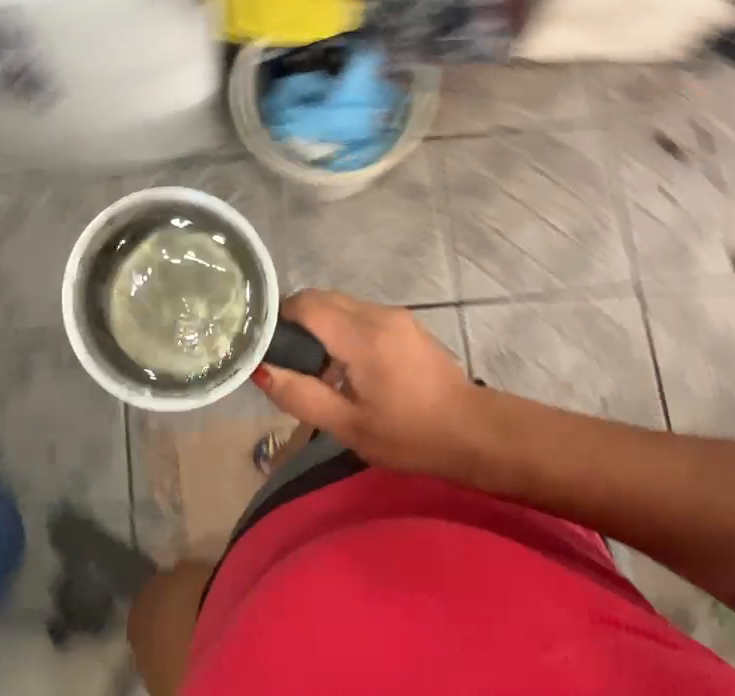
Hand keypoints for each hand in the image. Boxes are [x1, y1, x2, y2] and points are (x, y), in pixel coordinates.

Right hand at [253, 289, 483, 477]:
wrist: (472, 432)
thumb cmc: (408, 435)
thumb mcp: (348, 426)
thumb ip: (300, 395)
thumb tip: (261, 370)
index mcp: (362, 337)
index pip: (307, 304)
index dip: (280, 318)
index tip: (268, 345)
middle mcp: (378, 314)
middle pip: (323, 299)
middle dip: (299, 321)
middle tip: (289, 361)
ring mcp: (396, 316)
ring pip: (342, 305)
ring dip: (323, 327)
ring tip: (319, 371)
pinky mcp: (407, 324)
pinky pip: (362, 315)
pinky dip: (344, 331)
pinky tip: (348, 369)